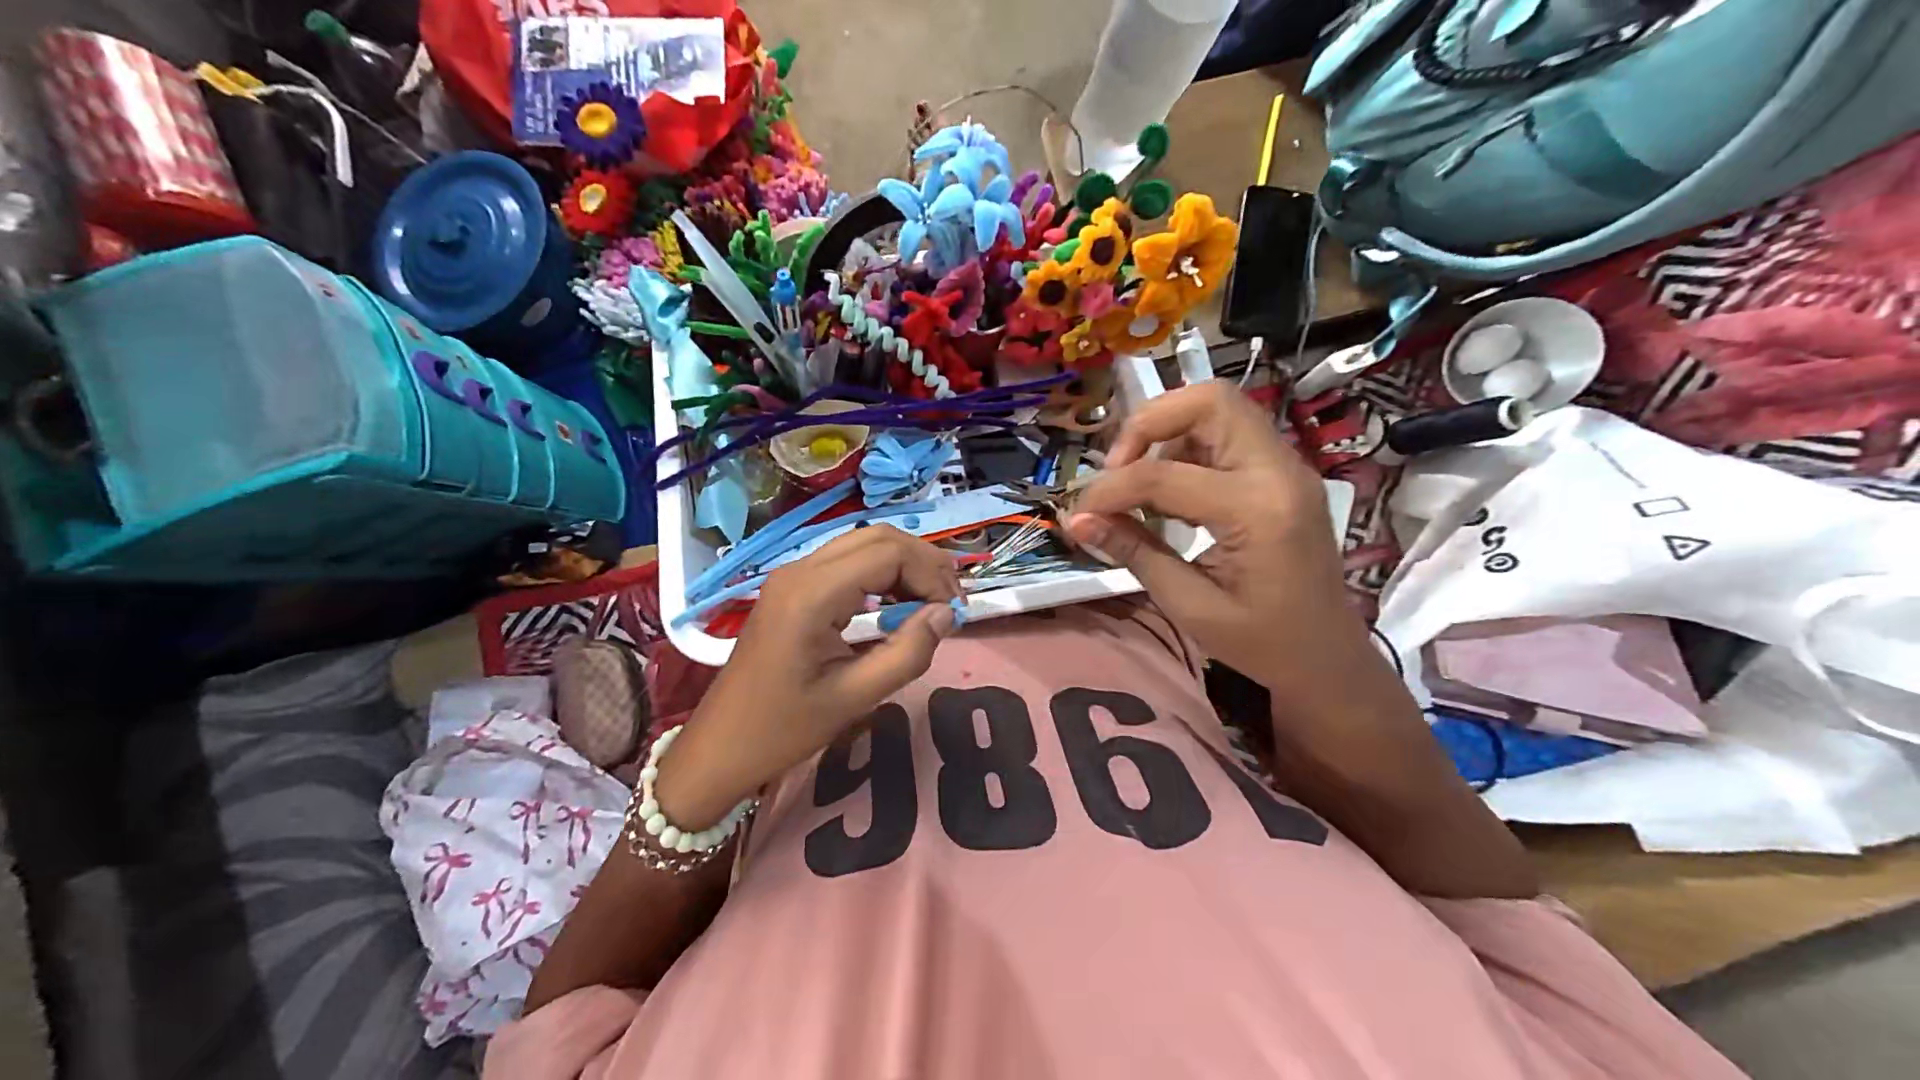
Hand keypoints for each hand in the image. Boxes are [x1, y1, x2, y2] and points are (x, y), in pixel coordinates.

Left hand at [654, 526, 961, 828]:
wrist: (721, 745)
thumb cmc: (784, 729)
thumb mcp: (855, 698)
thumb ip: (907, 653)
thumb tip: (945, 614)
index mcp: (811, 594)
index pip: (888, 553)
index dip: (930, 574)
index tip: (954, 613)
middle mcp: (800, 570)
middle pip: (878, 537)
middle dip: (922, 562)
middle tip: (951, 602)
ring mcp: (793, 575)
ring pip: (864, 543)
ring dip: (904, 565)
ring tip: (933, 602)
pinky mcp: (793, 587)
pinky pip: (847, 562)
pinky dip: (882, 573)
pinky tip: (899, 603)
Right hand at [1068, 382, 1366, 694]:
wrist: (1327, 657)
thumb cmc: (1261, 642)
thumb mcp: (1189, 605)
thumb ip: (1135, 552)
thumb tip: (1078, 521)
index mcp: (1258, 511)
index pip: (1165, 474)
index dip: (1111, 489)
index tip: (1081, 512)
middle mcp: (1279, 471)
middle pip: (1209, 401)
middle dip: (1149, 423)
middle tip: (1117, 467)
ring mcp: (1287, 466)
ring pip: (1220, 407)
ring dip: (1168, 430)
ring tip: (1139, 478)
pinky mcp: (1282, 472)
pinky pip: (1230, 432)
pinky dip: (1189, 444)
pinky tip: (1170, 489)